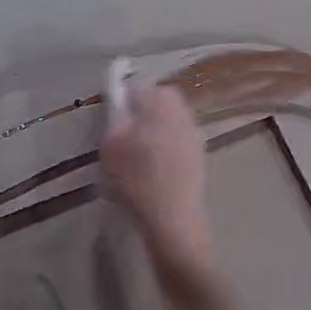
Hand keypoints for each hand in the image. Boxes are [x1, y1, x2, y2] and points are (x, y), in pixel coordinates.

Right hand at [100, 80, 216, 277]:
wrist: (172, 222)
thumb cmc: (138, 181)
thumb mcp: (112, 146)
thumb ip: (116, 119)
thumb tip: (120, 105)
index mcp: (163, 109)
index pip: (145, 87)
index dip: (128, 95)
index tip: (115, 112)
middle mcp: (184, 118)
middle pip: (165, 100)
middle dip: (145, 108)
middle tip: (125, 128)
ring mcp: (195, 140)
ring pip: (173, 120)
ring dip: (157, 127)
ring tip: (137, 150)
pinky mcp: (198, 161)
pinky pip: (179, 141)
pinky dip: (165, 146)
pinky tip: (151, 168)